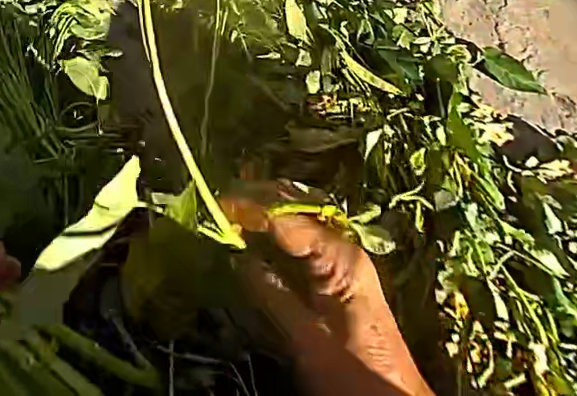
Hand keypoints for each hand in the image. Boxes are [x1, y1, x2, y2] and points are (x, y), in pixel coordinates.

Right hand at [223, 195, 432, 395]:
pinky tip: (257, 231)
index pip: (288, 217)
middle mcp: (343, 246)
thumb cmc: (355, 377)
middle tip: (222, 199)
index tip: (220, 203)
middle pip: (296, 205)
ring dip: (267, 207)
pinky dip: (277, 229)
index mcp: (340, 257)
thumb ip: (272, 295)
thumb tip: (236, 257)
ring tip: (234, 207)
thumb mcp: (308, 340)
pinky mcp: (338, 271)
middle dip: (258, 198)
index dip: (252, 207)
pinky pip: (303, 236)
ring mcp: (343, 257)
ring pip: (299, 215)